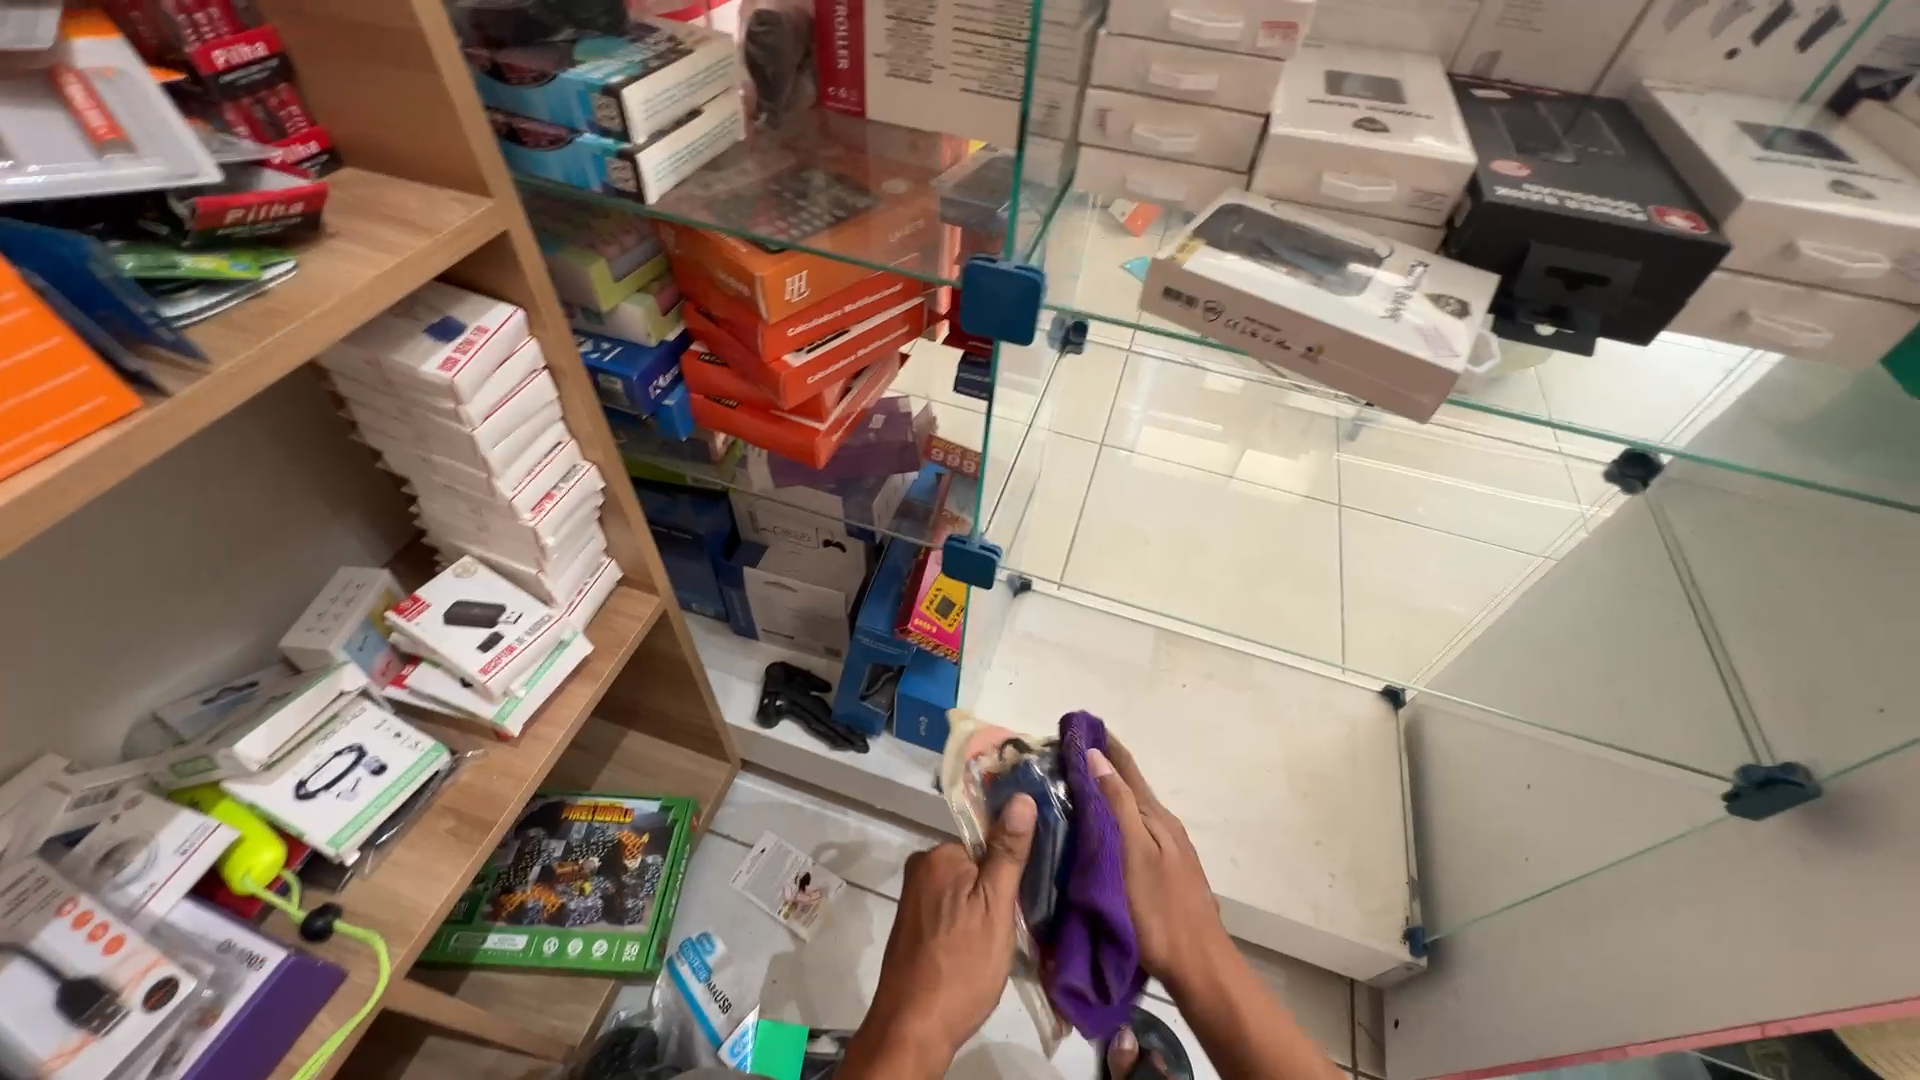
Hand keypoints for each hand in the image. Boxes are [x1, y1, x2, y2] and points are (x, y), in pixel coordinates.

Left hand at [842, 793, 1036, 1078]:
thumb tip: (1022, 797)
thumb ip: (1008, 851)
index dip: (1008, 869)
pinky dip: (966, 929)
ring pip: (964, 893)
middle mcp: (921, 869)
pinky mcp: (913, 928)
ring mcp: (914, 900)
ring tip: (995, 945)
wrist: (913, 1028)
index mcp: (939, 855)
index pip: (986, 842)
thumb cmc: (961, 964)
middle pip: (975, 867)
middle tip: (1010, 926)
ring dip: (982, 913)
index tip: (1023, 895)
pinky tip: (976, 954)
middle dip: (995, 892)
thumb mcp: (996, 906)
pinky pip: (950, 913)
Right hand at [1089, 742, 1231, 995]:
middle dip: (1102, 764)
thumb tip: (1097, 756)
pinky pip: (1131, 829)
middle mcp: (1164, 825)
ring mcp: (1166, 849)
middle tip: (1065, 752)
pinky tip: (1098, 827)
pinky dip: (1112, 817)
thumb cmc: (1159, 910)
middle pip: (1129, 786)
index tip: (1076, 724)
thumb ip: (1116, 805)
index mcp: (1156, 817)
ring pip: (1130, 808)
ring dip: (1106, 791)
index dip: (1104, 745)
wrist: (1198, 964)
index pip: (1127, 769)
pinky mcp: (1162, 870)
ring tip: (1074, 783)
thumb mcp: (1133, 854)